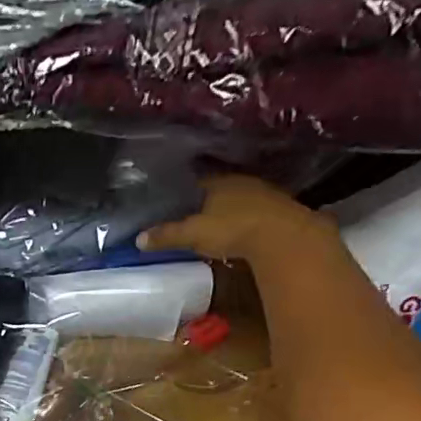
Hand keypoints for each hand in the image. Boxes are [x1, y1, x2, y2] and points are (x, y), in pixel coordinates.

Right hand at [137, 174, 336, 265]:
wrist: (282, 235)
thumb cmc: (232, 228)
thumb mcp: (193, 234)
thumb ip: (167, 235)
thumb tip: (138, 239)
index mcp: (216, 182)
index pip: (194, 183)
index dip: (181, 194)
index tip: (170, 205)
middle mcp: (239, 182)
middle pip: (215, 191)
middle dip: (203, 202)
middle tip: (189, 216)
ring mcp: (260, 193)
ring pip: (234, 200)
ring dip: (224, 210)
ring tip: (211, 224)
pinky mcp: (275, 209)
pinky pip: (250, 211)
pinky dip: (240, 219)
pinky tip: (235, 230)